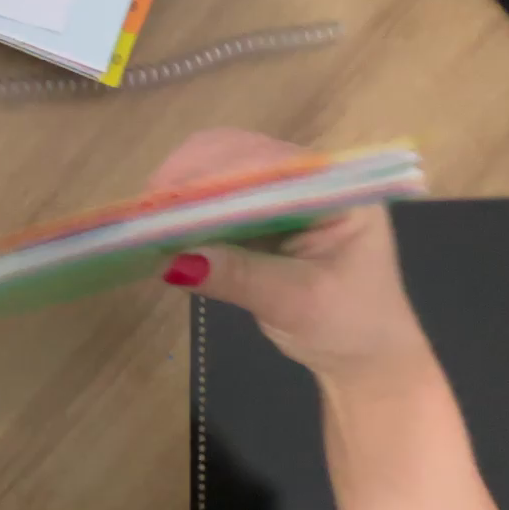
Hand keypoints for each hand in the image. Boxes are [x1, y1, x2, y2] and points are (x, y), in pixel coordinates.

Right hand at [149, 129, 434, 388]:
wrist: (363, 356)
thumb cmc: (347, 325)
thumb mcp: (294, 301)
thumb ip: (238, 276)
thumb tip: (172, 261)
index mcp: (334, 188)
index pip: (265, 163)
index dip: (211, 175)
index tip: (163, 199)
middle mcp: (305, 181)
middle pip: (236, 154)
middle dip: (187, 177)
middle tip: (145, 214)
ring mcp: (280, 198)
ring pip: (219, 173)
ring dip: (181, 193)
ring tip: (147, 224)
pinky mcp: (258, 220)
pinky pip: (215, 204)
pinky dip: (186, 214)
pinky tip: (161, 233)